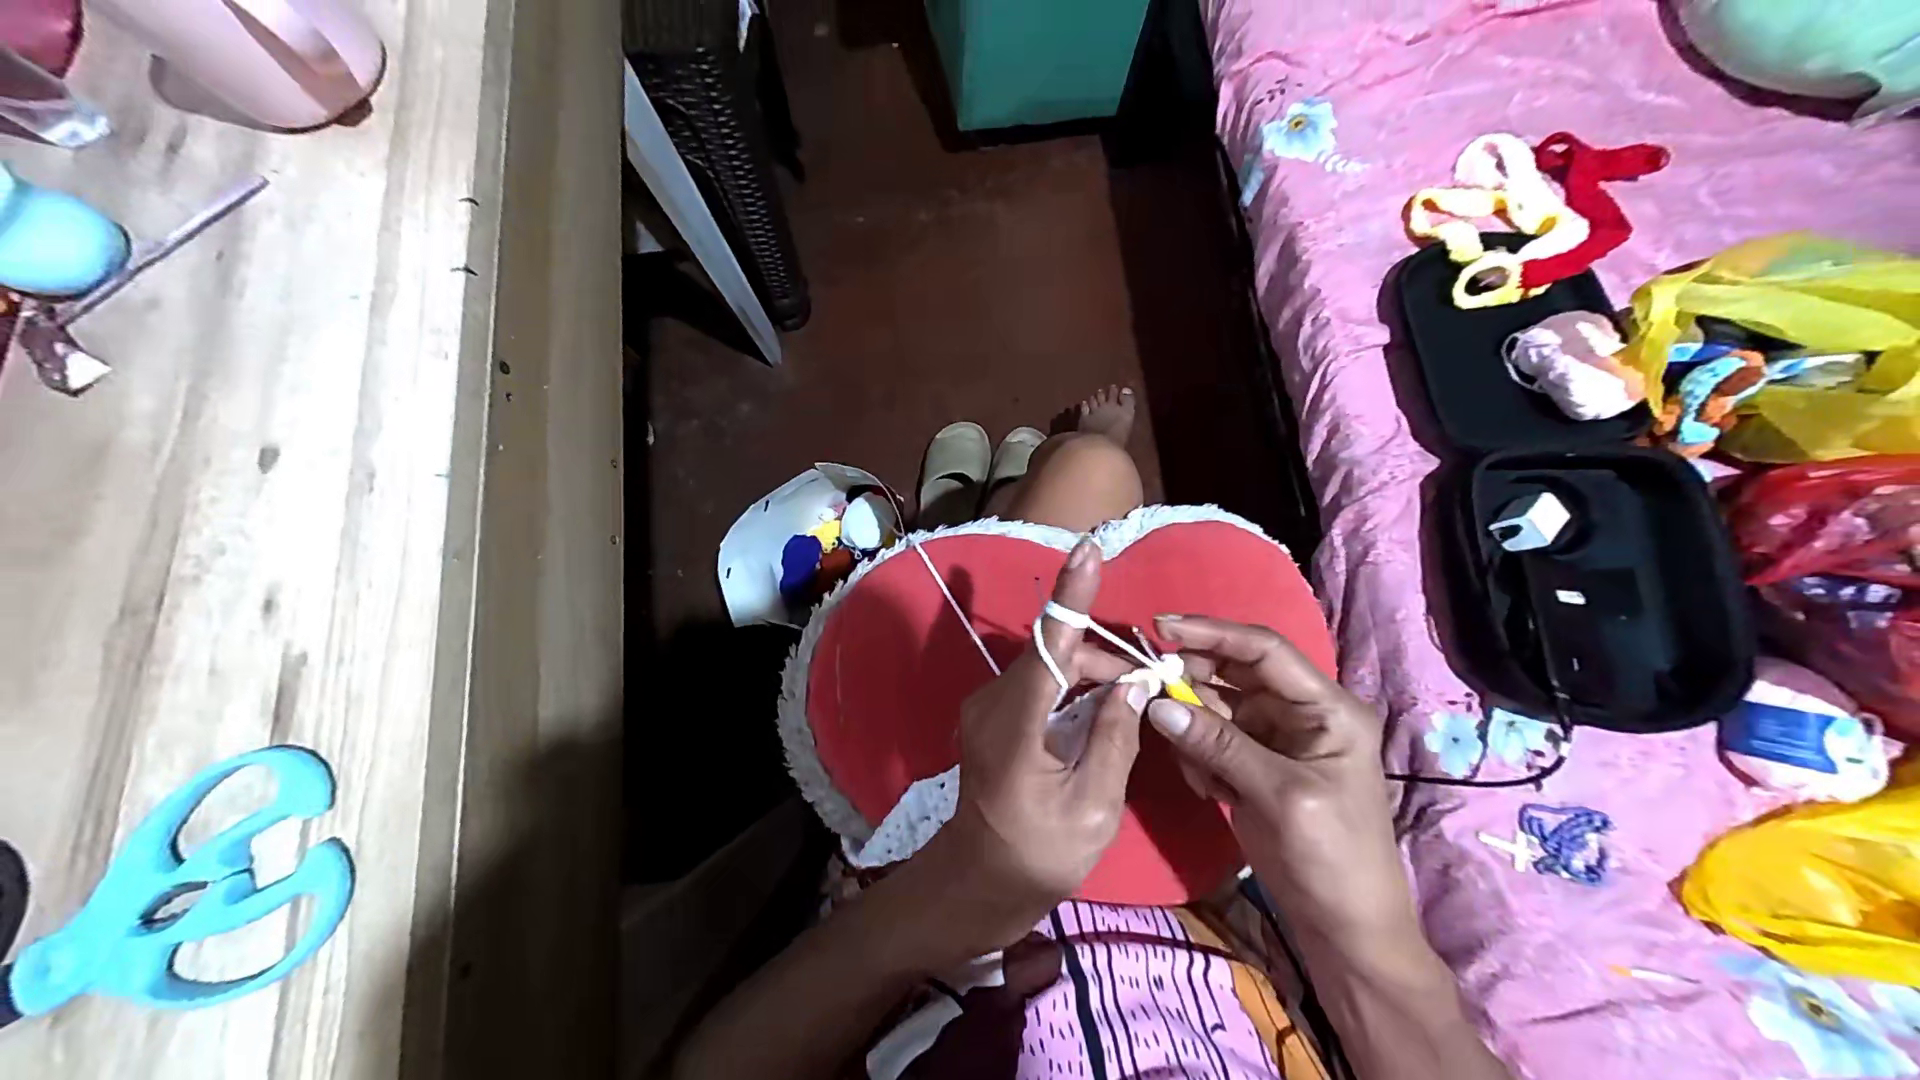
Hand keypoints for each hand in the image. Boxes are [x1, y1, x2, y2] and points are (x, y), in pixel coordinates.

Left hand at [908, 537, 1143, 962]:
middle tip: (1148, 681)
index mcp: (1016, 724)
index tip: (1089, 549)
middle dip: (1103, 656)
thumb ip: (1114, 737)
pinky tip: (1100, 704)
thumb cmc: (1039, 854)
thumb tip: (1135, 684)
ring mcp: (987, 705)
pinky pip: (1037, 682)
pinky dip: (1071, 684)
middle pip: (1054, 653)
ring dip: (1090, 672)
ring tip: (1130, 696)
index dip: (1071, 595)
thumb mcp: (1093, 807)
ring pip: (1047, 665)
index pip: (1049, 645)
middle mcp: (993, 701)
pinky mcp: (992, 712)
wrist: (979, 879)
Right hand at [1144, 617, 1420, 951]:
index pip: (1263, 649)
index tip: (1161, 628)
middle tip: (1157, 701)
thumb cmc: (1332, 857)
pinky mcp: (1252, 760)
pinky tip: (1212, 791)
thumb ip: (1218, 745)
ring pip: (1213, 704)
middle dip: (1193, 683)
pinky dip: (1198, 755)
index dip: (1212, 633)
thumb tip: (1157, 703)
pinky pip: (1208, 736)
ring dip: (1194, 730)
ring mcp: (1274, 735)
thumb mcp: (1279, 796)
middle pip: (1232, 672)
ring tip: (1203, 777)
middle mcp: (1299, 711)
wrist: (1344, 928)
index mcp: (1326, 707)